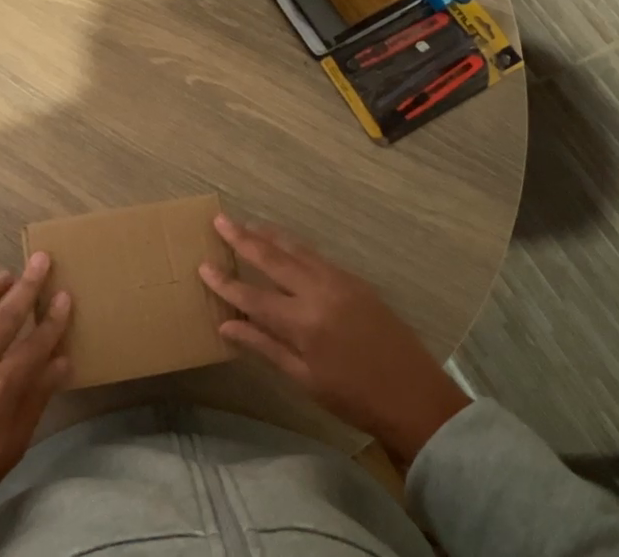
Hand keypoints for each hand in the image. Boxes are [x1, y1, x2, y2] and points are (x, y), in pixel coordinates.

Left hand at [0, 253, 72, 521]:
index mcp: (1, 386)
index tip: (65, 294)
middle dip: (27, 285)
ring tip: (4, 275)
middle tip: (39, 259)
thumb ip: (37, 396)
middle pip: (5, 315)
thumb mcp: (14, 443)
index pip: (36, 342)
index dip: (54, 317)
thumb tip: (64, 361)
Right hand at [200, 214, 469, 464]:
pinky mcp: (357, 281)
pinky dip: (296, 246)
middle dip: (243, 239)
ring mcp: (340, 282)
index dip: (224, 282)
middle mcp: (318, 293)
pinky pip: (317, 256)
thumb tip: (225, 325)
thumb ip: (264, 346)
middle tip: (221, 220)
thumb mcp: (303, 379)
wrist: (415, 398)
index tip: (203, 265)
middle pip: (273, 258)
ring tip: (248, 224)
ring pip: (297, 249)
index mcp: (302, 323)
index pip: (251, 296)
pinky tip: (286, 244)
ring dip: (270, 235)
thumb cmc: (353, 397)